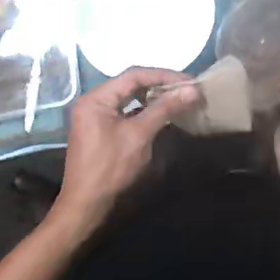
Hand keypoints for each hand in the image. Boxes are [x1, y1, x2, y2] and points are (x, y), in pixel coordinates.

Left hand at [53, 67, 198, 237]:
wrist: (87, 205)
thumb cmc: (110, 167)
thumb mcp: (139, 135)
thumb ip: (165, 108)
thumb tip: (193, 89)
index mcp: (97, 98)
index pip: (135, 75)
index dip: (164, 75)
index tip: (190, 82)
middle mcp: (95, 102)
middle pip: (132, 83)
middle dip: (162, 85)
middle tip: (189, 89)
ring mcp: (98, 116)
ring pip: (132, 98)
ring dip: (156, 97)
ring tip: (181, 98)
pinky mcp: (104, 129)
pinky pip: (129, 111)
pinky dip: (147, 110)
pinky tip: (166, 113)